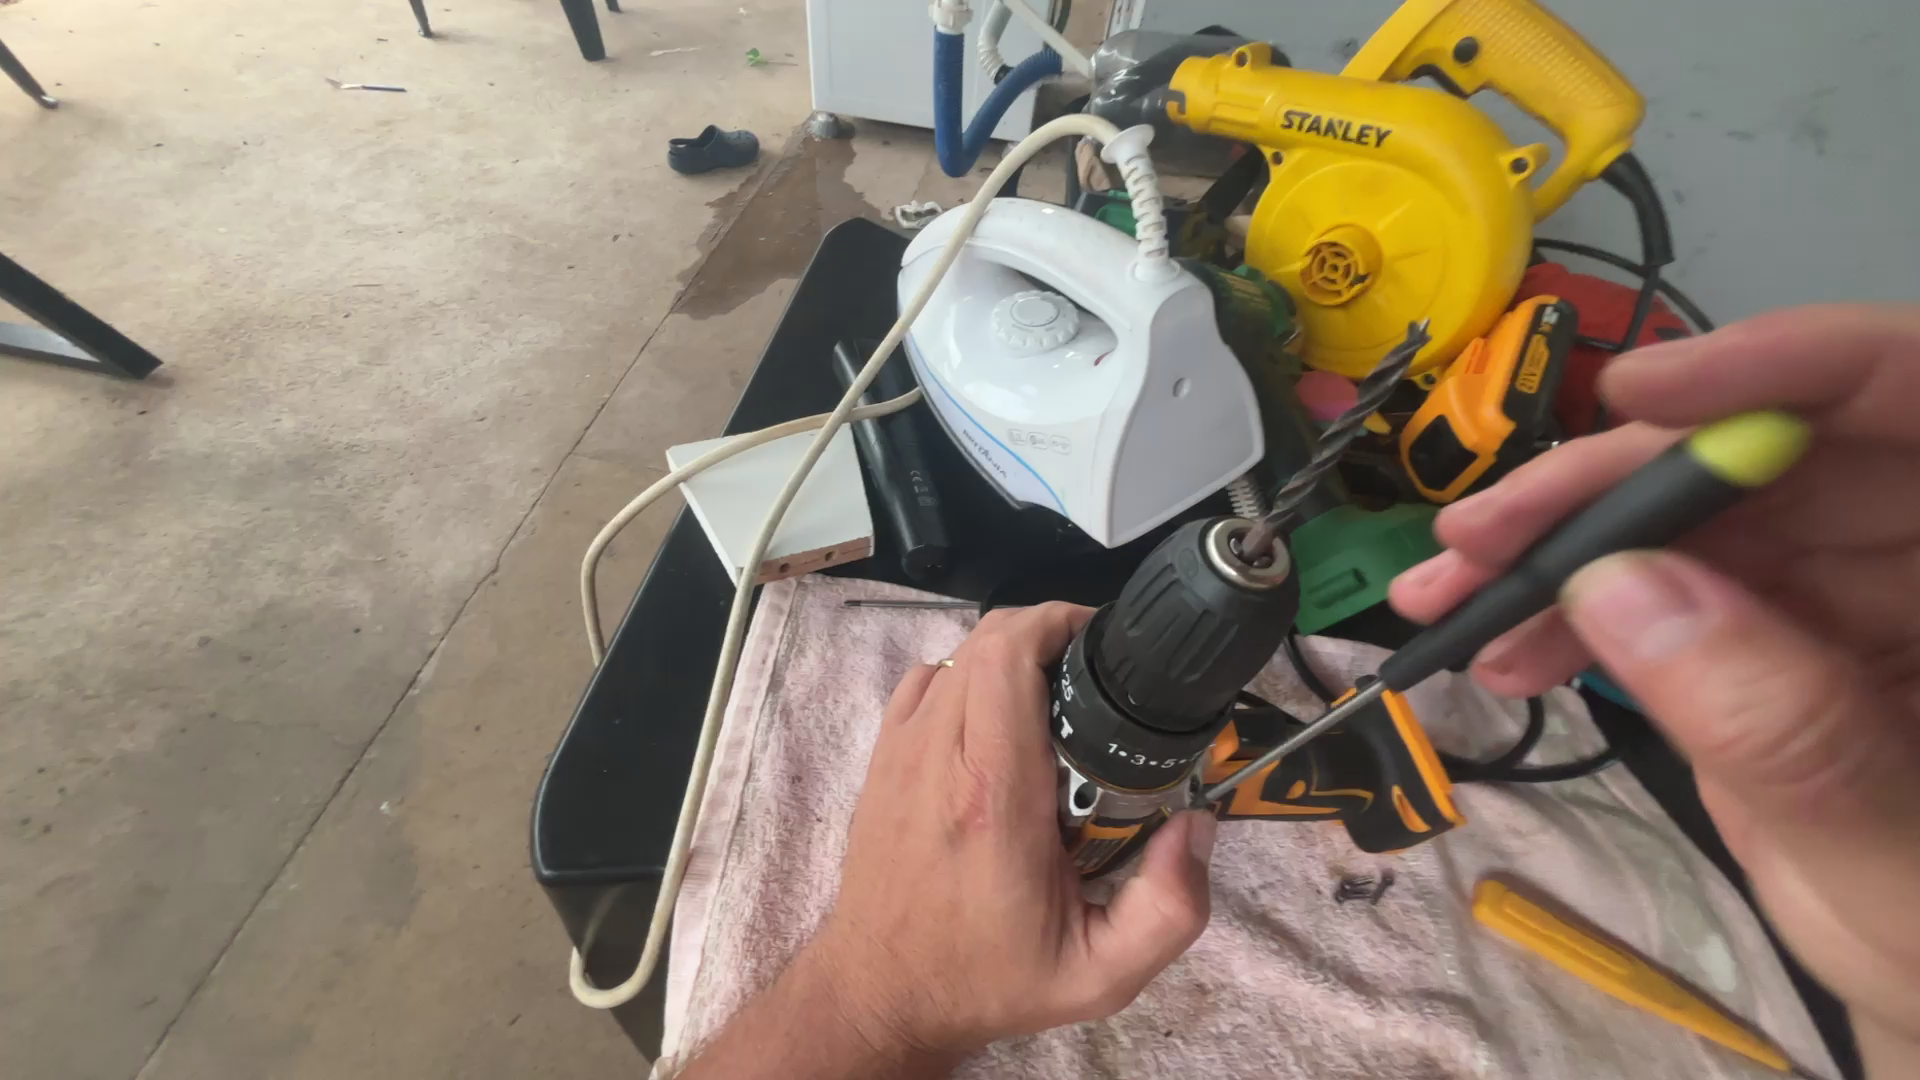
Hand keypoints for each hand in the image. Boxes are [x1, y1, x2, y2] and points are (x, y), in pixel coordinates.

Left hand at [807, 602, 1214, 1062]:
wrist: (883, 987)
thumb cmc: (988, 975)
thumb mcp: (1099, 973)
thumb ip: (1169, 907)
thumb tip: (1198, 824)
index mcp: (996, 793)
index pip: (1008, 658)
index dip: (1054, 623)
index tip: (1096, 637)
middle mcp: (940, 753)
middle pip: (986, 642)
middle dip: (1041, 629)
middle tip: (1086, 662)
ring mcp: (901, 747)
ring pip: (957, 654)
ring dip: (1006, 651)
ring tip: (1048, 687)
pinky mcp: (882, 753)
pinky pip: (925, 679)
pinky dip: (965, 674)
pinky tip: (992, 711)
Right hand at [1390, 304, 1919, 1073]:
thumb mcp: (1893, 868)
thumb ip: (1778, 728)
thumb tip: (1615, 588)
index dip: (1790, 369)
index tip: (1636, 390)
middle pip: (1763, 463)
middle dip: (1596, 495)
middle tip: (1472, 536)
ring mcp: (1849, 584)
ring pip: (1679, 523)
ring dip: (1546, 557)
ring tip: (1446, 601)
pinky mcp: (1763, 618)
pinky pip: (1647, 586)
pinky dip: (1561, 615)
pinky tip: (1502, 655)